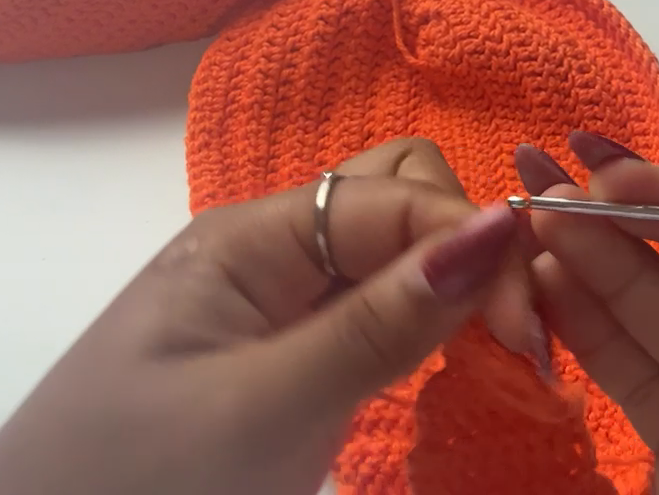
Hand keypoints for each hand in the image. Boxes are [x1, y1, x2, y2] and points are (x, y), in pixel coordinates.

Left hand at [0, 139, 540, 494]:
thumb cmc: (131, 493)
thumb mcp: (262, 409)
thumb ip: (384, 320)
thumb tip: (500, 227)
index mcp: (258, 233)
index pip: (404, 195)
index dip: (475, 243)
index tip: (527, 325)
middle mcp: (282, 243)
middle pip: (409, 193)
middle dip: (470, 242)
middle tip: (509, 325)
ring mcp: (293, 293)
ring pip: (407, 242)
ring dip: (460, 276)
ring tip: (492, 337)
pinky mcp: (305, 341)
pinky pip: (391, 297)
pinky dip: (435, 313)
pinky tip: (451, 350)